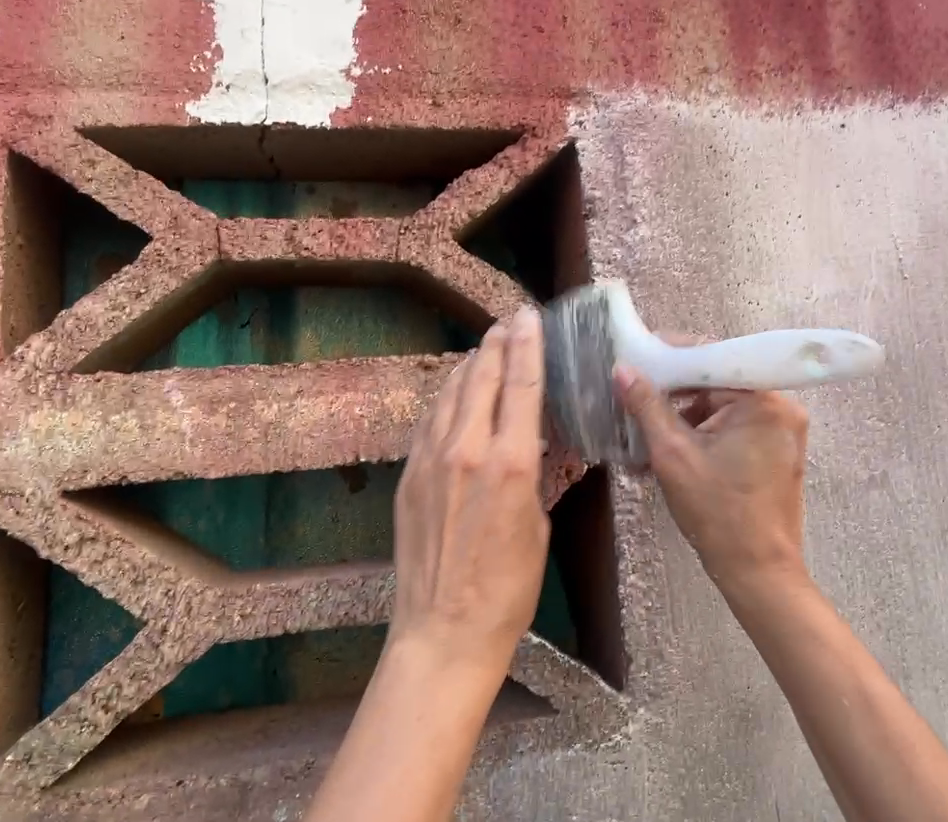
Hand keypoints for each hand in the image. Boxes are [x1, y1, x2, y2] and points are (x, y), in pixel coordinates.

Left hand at [390, 307, 550, 669]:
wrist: (444, 630)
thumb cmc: (508, 589)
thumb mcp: (538, 526)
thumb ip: (532, 476)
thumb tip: (529, 446)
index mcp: (511, 463)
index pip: (522, 385)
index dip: (527, 345)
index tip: (529, 317)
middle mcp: (468, 449)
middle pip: (482, 377)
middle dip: (497, 344)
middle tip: (508, 322)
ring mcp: (431, 459)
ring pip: (451, 393)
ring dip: (470, 365)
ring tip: (484, 348)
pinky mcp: (409, 474)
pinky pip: (430, 421)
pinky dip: (447, 397)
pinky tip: (454, 391)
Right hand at [615, 365, 809, 589]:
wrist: (758, 571)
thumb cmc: (717, 512)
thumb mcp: (672, 453)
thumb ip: (647, 406)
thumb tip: (623, 370)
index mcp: (762, 399)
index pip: (710, 356)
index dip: (669, 355)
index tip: (636, 359)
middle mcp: (781, 406)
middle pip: (716, 380)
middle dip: (674, 392)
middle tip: (635, 397)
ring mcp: (782, 430)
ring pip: (723, 405)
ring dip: (685, 416)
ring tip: (646, 432)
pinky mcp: (777, 451)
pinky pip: (734, 426)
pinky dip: (704, 433)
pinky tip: (672, 450)